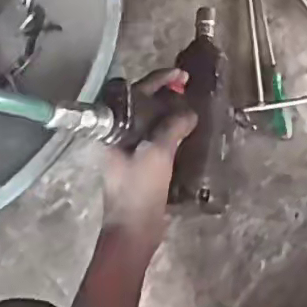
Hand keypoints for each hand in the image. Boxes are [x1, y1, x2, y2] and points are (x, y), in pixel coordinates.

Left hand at [97, 68, 197, 251]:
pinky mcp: (141, 164)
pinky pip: (157, 136)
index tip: (180, 74)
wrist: (134, 231)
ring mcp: (130, 150)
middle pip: (142, 105)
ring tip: (190, 105)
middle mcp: (119, 135)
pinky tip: (187, 129)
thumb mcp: (157, 153)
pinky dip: (172, 128)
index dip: (158, 80)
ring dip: (170, 111)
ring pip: (151, 121)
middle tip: (186, 86)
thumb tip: (189, 113)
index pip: (135, 93)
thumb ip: (173, 127)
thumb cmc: (139, 189)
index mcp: (115, 128)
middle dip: (165, 92)